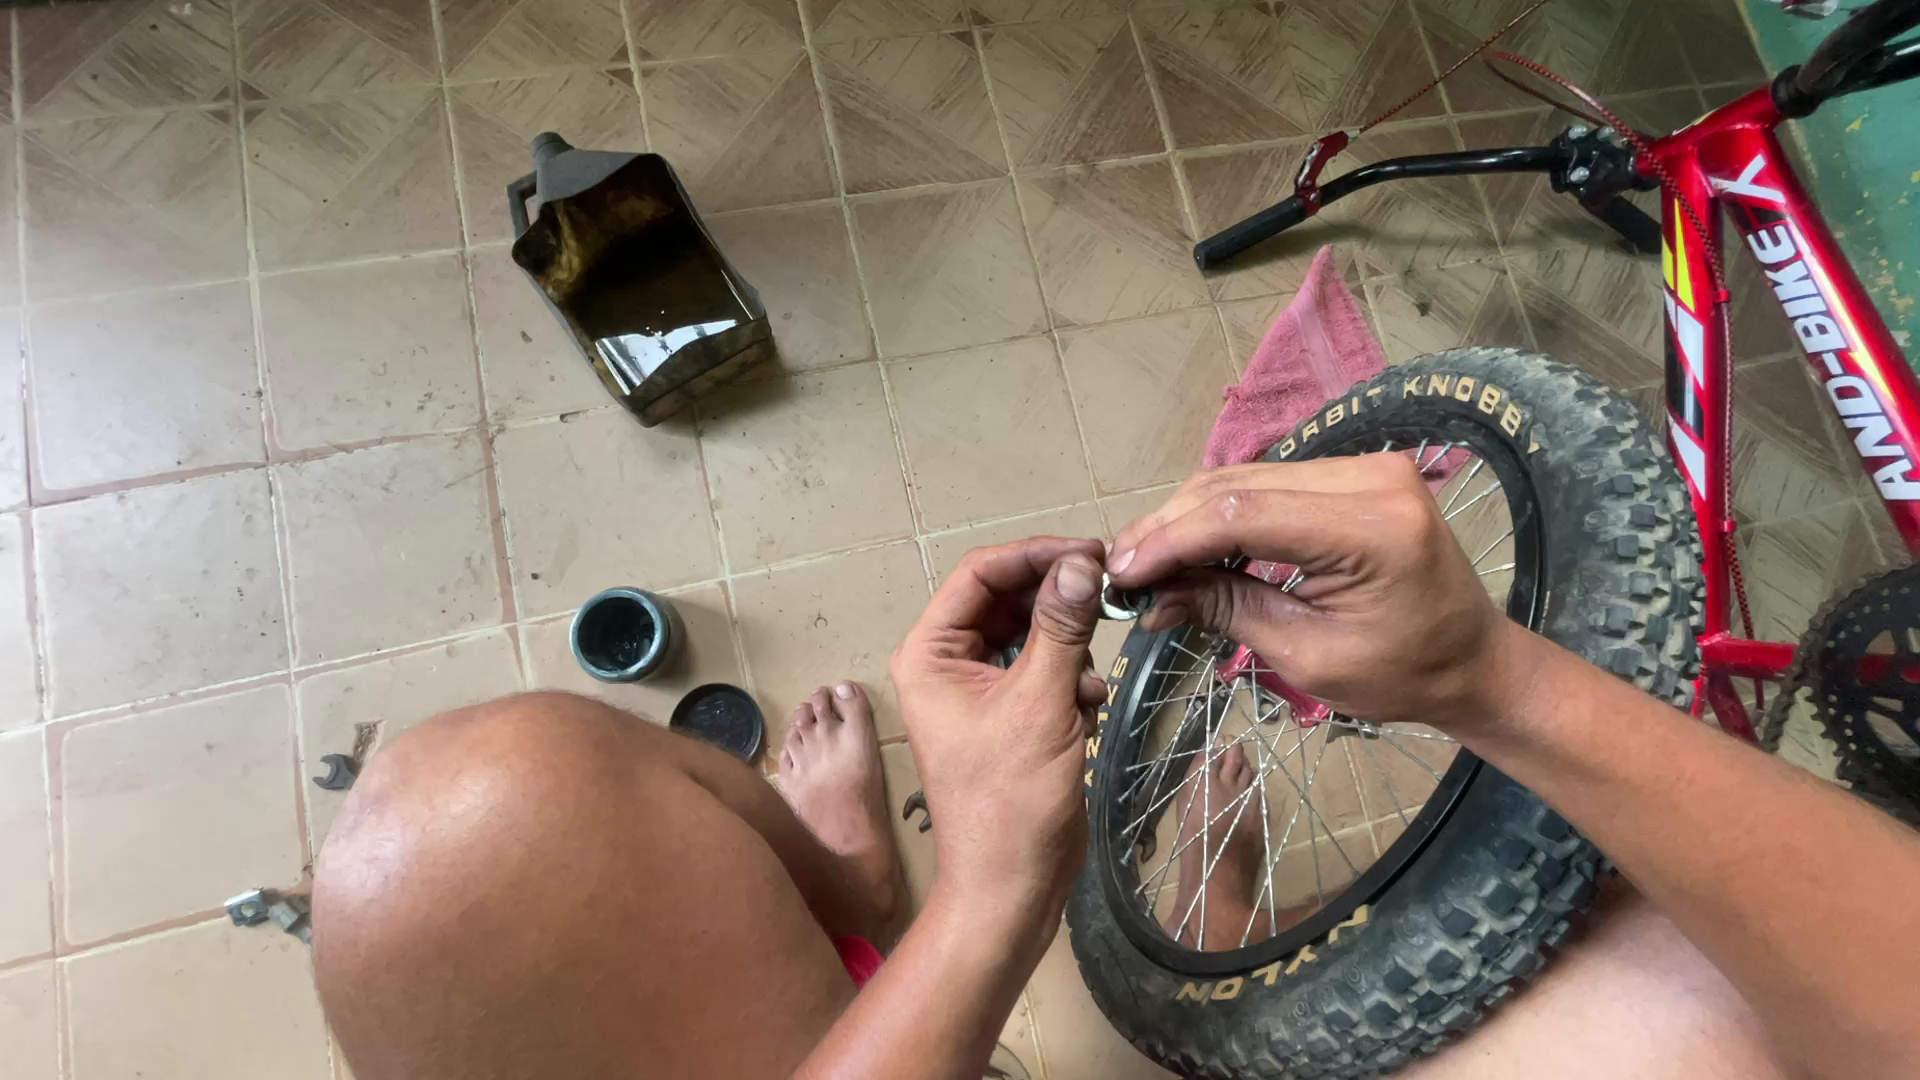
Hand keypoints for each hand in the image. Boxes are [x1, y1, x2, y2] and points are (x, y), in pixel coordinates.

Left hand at [889, 538, 1107, 914]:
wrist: (1012, 883)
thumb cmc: (1012, 797)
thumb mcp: (1039, 703)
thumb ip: (1061, 628)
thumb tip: (1081, 563)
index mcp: (930, 651)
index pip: (979, 574)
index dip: (1034, 555)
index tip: (1090, 552)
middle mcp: (946, 659)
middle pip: (1005, 598)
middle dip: (1057, 602)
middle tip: (1108, 594)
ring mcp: (975, 684)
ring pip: (1028, 632)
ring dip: (1068, 647)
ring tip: (1089, 681)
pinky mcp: (1005, 708)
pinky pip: (1039, 667)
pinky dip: (1068, 678)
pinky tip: (1087, 706)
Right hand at [1106, 454, 1517, 731]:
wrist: (1474, 660)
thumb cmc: (1401, 676)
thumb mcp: (1306, 656)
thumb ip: (1225, 610)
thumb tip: (1149, 599)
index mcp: (1372, 529)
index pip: (1243, 514)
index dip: (1171, 540)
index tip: (1121, 572)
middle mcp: (1368, 476)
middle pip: (1235, 486)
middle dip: (1167, 528)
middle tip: (1119, 568)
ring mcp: (1361, 466)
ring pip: (1240, 478)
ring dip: (1183, 518)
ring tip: (1141, 559)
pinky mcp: (1349, 472)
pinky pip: (1262, 484)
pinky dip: (1215, 514)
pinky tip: (1184, 543)